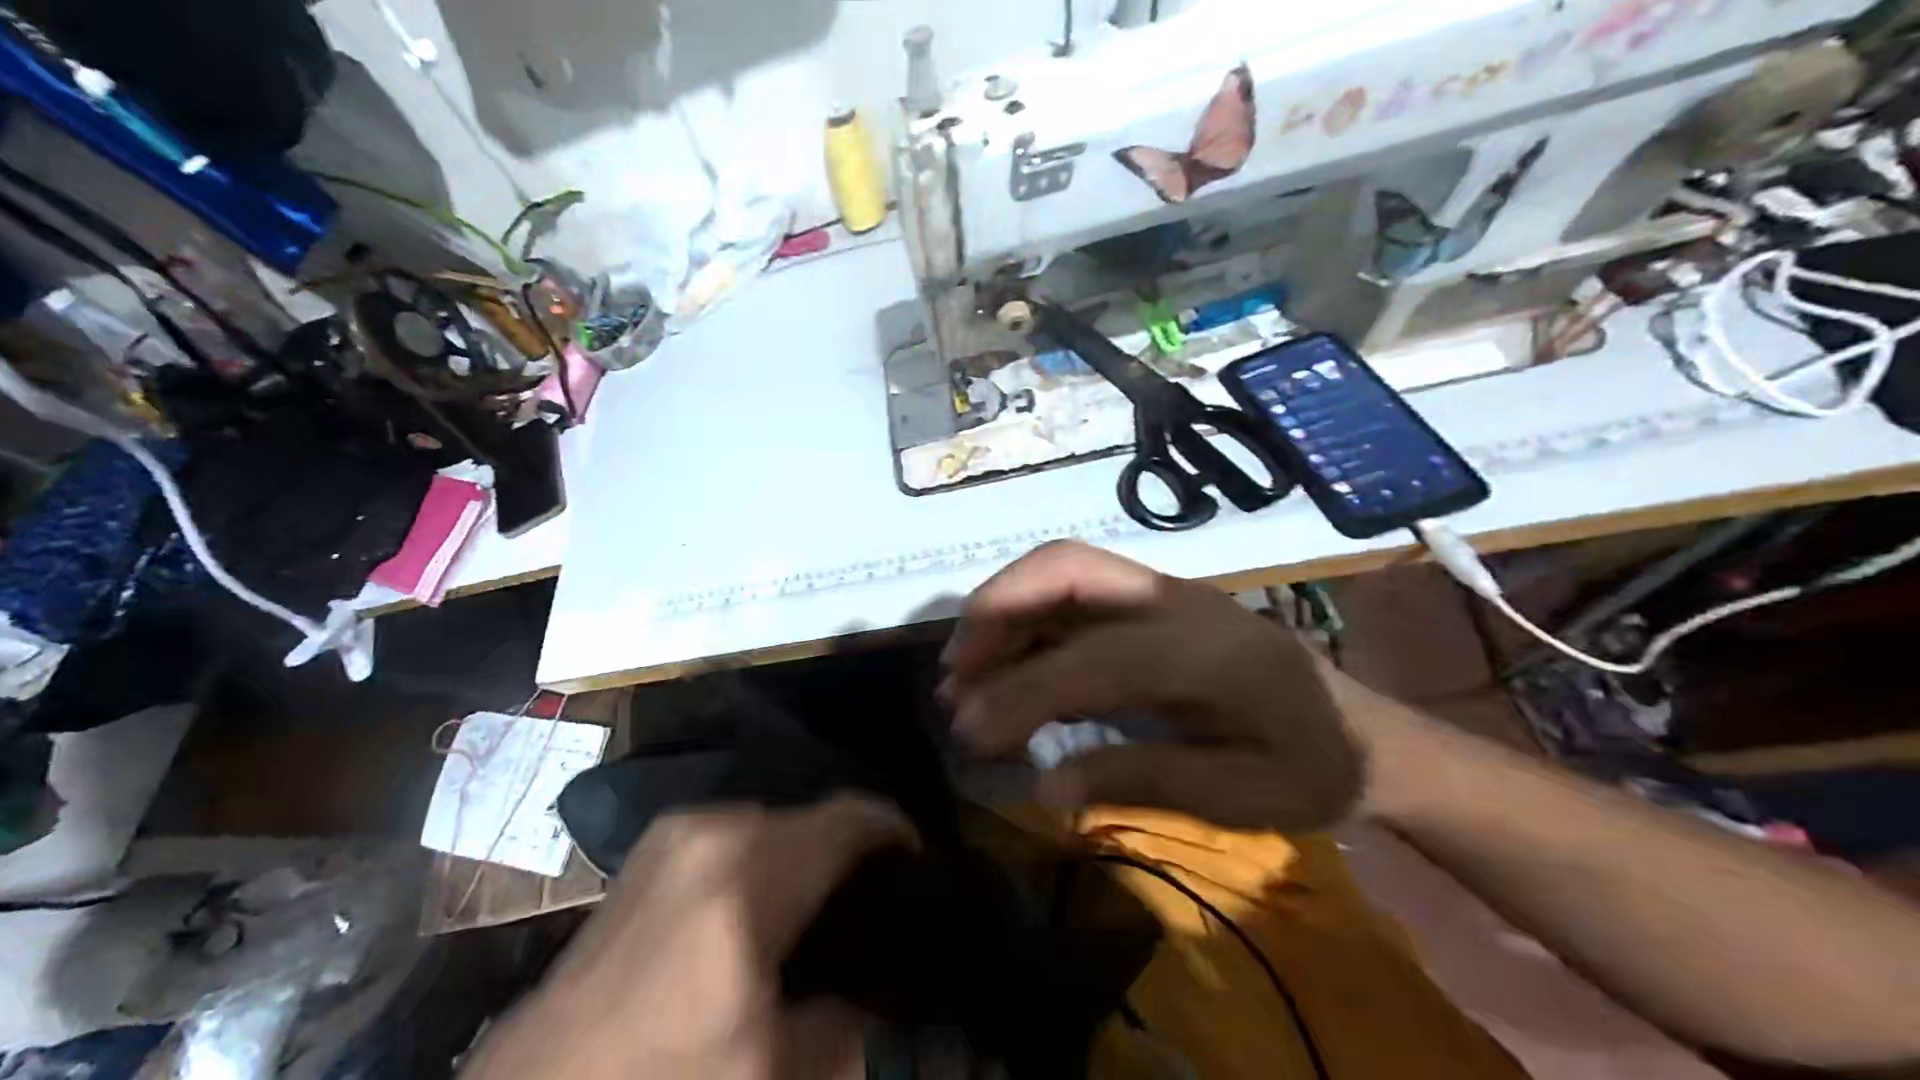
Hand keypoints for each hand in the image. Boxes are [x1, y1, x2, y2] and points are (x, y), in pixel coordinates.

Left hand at [461, 797, 912, 1079]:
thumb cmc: (659, 1078)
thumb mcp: (769, 1068)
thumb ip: (847, 1021)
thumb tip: (878, 992)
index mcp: (750, 874)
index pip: (851, 818)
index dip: (896, 834)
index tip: (919, 867)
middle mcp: (717, 829)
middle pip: (817, 816)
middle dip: (852, 851)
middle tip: (873, 901)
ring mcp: (678, 830)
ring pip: (778, 822)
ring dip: (809, 852)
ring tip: (821, 906)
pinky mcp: (654, 846)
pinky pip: (738, 833)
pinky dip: (768, 856)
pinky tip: (765, 905)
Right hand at [942, 540, 1363, 829]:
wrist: (1366, 732)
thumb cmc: (1313, 769)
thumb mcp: (1241, 797)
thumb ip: (1141, 780)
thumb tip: (1044, 785)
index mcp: (1206, 649)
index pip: (1089, 658)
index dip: (1021, 692)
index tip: (970, 732)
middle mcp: (1177, 599)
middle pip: (1067, 566)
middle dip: (997, 610)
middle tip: (953, 672)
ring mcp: (1165, 591)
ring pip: (1064, 568)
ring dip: (1004, 608)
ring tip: (963, 669)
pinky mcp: (1155, 600)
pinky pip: (1075, 590)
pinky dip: (1027, 616)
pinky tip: (1006, 661)